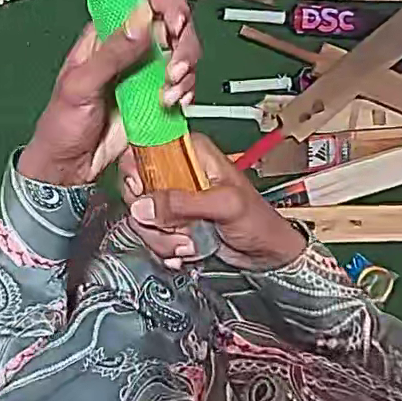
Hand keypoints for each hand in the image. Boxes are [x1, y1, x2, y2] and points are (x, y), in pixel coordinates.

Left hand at [19, 0, 201, 186]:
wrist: (70, 166)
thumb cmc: (61, 123)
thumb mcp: (80, 84)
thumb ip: (111, 52)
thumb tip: (140, 18)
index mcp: (106, 34)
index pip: (143, 1)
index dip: (165, 5)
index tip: (173, 25)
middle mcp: (130, 48)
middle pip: (174, 25)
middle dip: (184, 44)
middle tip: (174, 70)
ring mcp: (146, 72)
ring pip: (183, 54)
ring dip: (185, 72)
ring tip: (168, 94)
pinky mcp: (156, 96)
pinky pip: (183, 84)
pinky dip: (186, 92)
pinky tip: (174, 104)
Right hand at [118, 134, 307, 270]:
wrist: (266, 253)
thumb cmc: (258, 220)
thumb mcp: (225, 205)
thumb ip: (183, 203)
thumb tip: (143, 206)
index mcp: (190, 151)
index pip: (144, 146)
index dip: (135, 169)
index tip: (141, 191)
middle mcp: (176, 171)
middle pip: (135, 185)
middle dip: (151, 215)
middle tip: (175, 227)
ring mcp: (172, 197)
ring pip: (140, 215)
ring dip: (163, 237)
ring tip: (190, 242)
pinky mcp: (171, 220)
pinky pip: (150, 232)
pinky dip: (165, 247)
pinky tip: (186, 251)